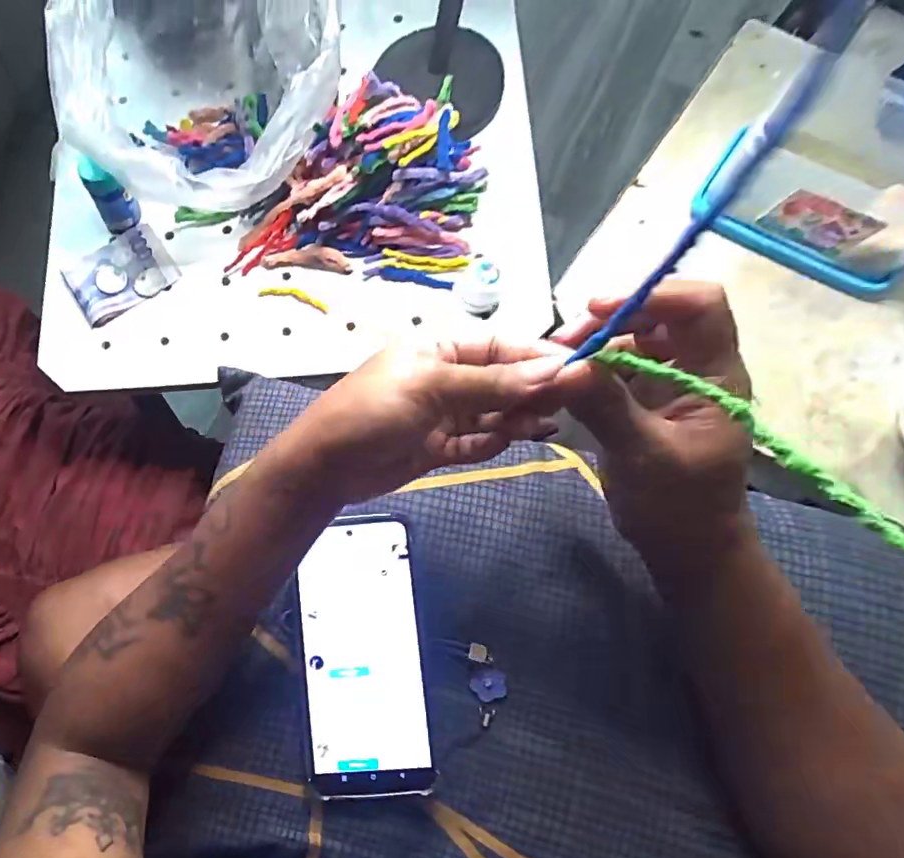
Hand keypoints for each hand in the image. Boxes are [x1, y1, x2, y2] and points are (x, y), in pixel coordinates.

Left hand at [268, 336, 567, 505]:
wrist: (325, 465)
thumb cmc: (371, 412)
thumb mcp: (430, 388)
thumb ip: (490, 384)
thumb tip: (551, 371)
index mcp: (440, 350)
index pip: (500, 347)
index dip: (538, 357)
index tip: (578, 369)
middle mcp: (445, 379)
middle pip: (502, 381)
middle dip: (533, 390)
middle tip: (570, 402)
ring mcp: (441, 415)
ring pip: (494, 413)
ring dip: (518, 418)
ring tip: (543, 425)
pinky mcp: (437, 447)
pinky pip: (476, 441)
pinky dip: (493, 441)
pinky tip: (511, 440)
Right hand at [549, 282, 754, 574]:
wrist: (685, 547)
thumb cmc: (679, 506)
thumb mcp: (642, 455)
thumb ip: (605, 407)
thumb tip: (563, 367)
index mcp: (715, 375)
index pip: (698, 307)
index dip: (651, 295)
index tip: (594, 309)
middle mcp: (694, 370)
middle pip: (656, 320)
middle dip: (607, 324)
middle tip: (559, 347)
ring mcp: (666, 387)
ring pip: (629, 346)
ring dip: (591, 351)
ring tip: (550, 369)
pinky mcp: (641, 406)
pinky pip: (612, 376)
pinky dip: (586, 376)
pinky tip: (558, 387)